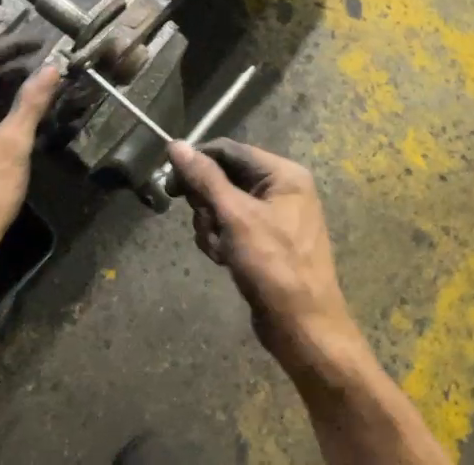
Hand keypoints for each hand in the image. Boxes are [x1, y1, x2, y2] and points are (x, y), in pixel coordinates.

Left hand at [0, 35, 59, 289]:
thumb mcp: (15, 143)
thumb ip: (31, 102)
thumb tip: (51, 67)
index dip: (12, 45)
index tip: (40, 42)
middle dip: (13, 65)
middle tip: (47, 64)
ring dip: (9, 87)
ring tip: (42, 85)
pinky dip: (2, 108)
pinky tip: (24, 116)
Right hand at [167, 138, 355, 371]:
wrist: (304, 329)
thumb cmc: (273, 266)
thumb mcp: (235, 216)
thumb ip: (204, 178)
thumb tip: (176, 145)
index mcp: (283, 175)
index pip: (227, 150)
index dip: (196, 161)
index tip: (169, 183)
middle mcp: (281, 189)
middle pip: (222, 176)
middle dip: (206, 201)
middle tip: (204, 222)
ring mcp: (274, 216)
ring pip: (221, 203)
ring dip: (210, 224)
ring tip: (219, 248)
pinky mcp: (265, 241)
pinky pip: (230, 226)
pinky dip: (220, 239)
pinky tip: (223, 259)